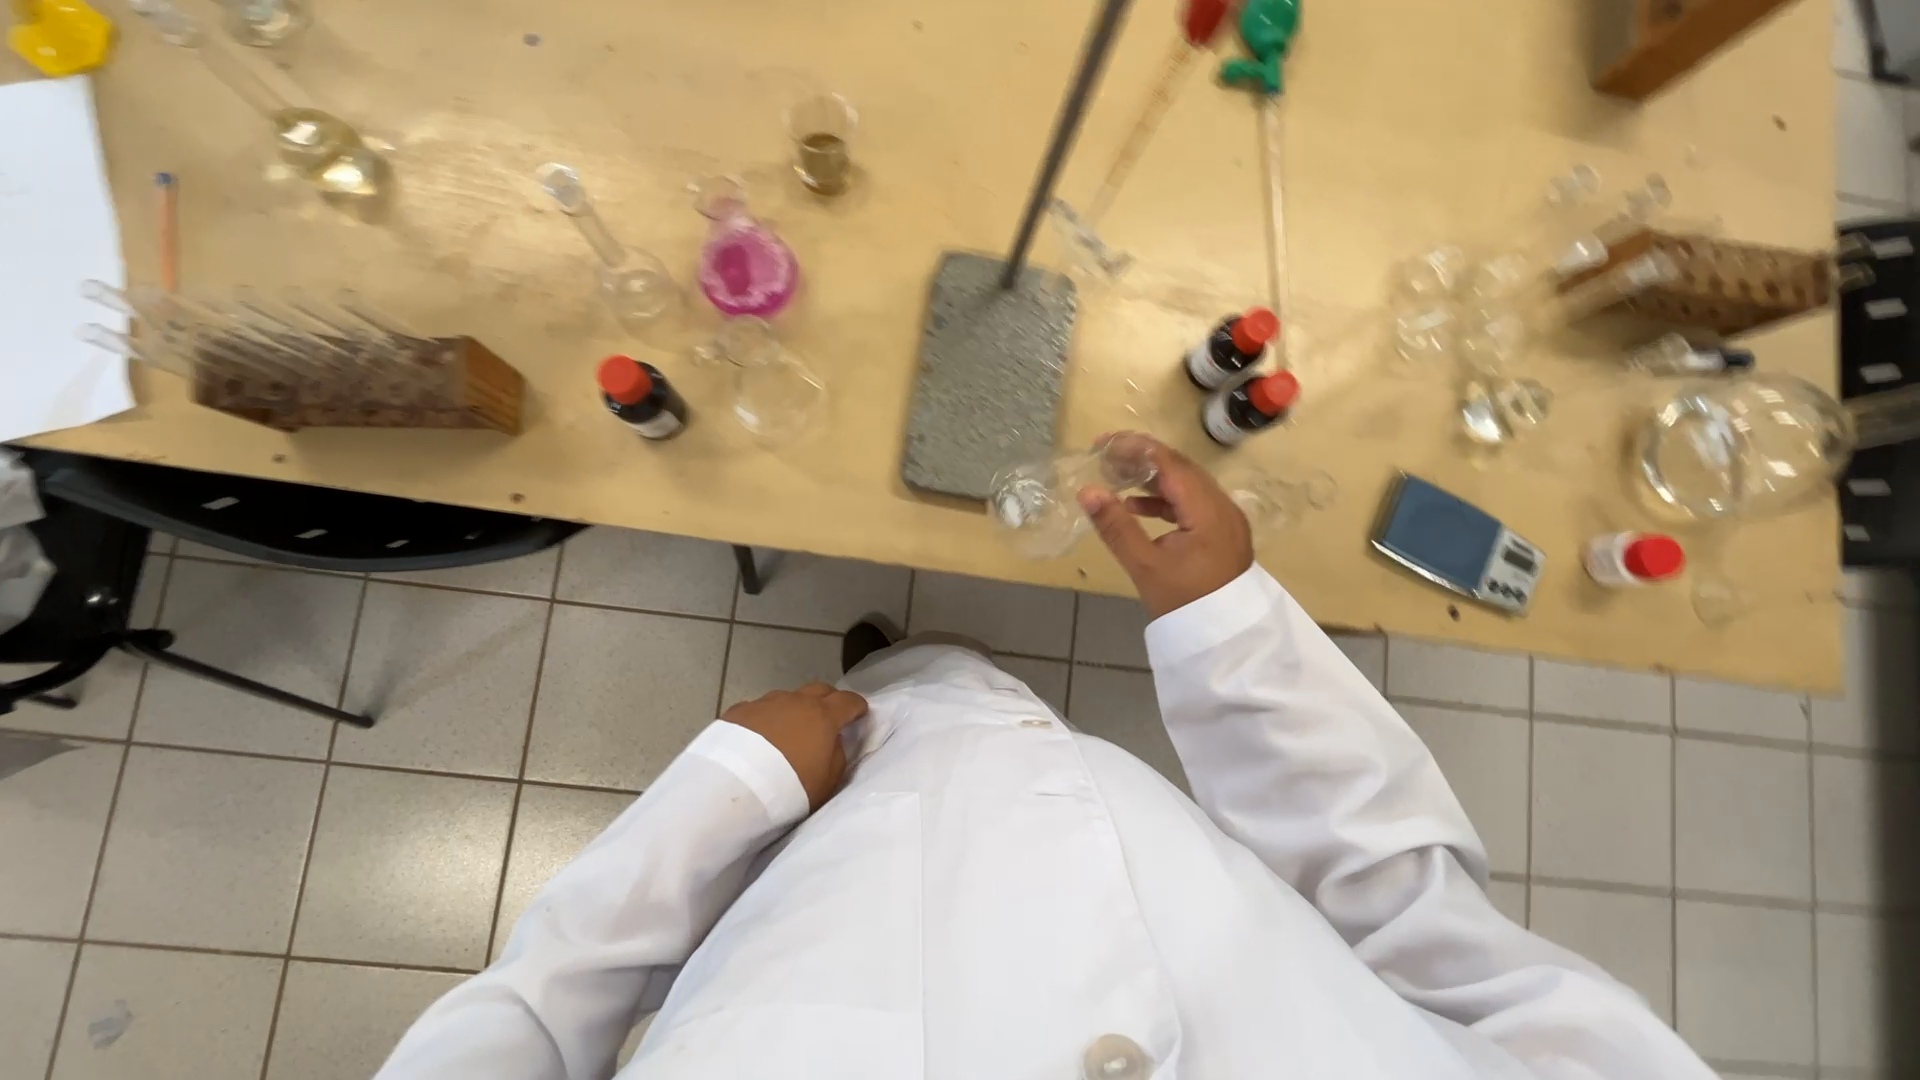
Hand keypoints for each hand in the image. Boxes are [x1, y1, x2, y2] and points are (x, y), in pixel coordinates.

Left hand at [721, 682, 869, 810]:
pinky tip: (756, 737)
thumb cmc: (790, 787)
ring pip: (786, 699)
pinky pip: (758, 710)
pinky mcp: (738, 711)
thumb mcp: (828, 781)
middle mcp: (795, 702)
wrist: (734, 787)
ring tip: (787, 731)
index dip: (857, 706)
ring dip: (792, 710)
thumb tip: (834, 741)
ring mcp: (764, 703)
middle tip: (827, 717)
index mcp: (823, 716)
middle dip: (827, 700)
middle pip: (818, 690)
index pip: (848, 701)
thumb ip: (837, 755)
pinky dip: (764, 720)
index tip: (860, 712)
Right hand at [1078, 435, 1253, 617]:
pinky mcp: (1221, 532)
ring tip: (1116, 477)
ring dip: (1152, 478)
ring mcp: (1225, 519)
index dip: (1136, 449)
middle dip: (1143, 458)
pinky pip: (1192, 503)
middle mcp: (1222, 507)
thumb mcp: (1145, 565)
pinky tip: (1137, 506)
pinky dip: (1165, 499)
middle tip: (1106, 456)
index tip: (1103, 444)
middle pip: (1181, 468)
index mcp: (1208, 511)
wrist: (1225, 639)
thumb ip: (1116, 526)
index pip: (1171, 464)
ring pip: (1187, 484)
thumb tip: (1087, 491)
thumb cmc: (1184, 601)